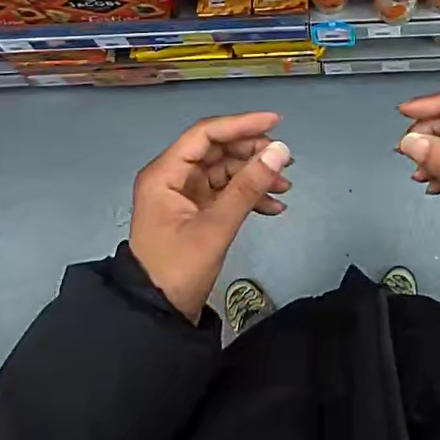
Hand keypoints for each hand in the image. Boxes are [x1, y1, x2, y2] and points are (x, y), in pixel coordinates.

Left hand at [130, 112, 292, 322]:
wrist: (155, 316)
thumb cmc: (177, 270)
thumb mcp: (215, 227)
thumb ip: (248, 187)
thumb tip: (279, 152)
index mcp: (165, 173)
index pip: (206, 134)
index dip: (241, 124)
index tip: (275, 123)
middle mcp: (173, 176)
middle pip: (217, 150)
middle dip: (252, 153)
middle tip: (283, 161)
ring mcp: (184, 194)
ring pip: (225, 170)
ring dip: (254, 176)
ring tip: (284, 186)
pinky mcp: (195, 211)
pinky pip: (225, 192)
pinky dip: (248, 196)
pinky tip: (273, 207)